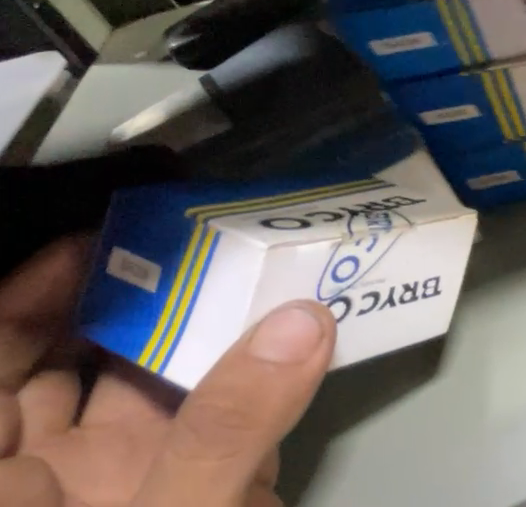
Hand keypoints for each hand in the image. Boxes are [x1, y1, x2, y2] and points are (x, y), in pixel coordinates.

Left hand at [0, 236, 335, 506]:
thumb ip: (224, 433)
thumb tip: (303, 321)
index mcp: (7, 486)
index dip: (24, 301)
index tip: (99, 242)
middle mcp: (55, 475)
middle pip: (66, 362)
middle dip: (132, 294)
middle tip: (205, 238)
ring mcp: (128, 481)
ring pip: (152, 377)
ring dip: (205, 323)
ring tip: (264, 264)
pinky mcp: (203, 482)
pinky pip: (223, 406)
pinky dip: (260, 361)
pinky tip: (302, 322)